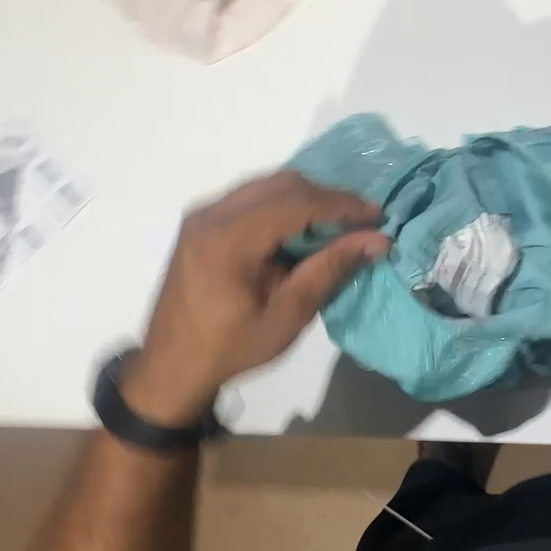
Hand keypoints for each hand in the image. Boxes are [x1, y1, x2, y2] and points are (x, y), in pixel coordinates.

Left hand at [122, 172, 389, 423]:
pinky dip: (284, 205)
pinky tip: (304, 229)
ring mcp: (203, 214)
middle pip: (282, 185)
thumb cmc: (232, 347)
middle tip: (362, 222)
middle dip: (328, 198)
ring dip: (307, 199)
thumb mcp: (289, 314)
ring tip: (339, 225)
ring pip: (267, 186)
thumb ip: (331, 269)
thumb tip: (377, 239)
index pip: (296, 201)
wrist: (172, 365)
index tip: (378, 216)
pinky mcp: (202, 222)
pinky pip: (252, 197)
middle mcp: (211, 214)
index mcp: (228, 239)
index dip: (342, 205)